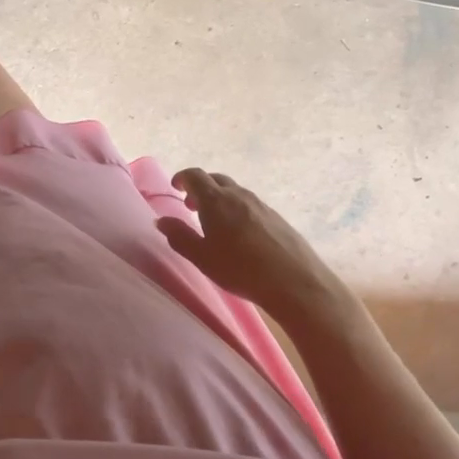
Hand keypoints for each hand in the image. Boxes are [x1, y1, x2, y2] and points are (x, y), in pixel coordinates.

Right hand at [157, 169, 355, 326]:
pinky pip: (251, 204)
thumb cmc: (241, 270)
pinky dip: (238, 209)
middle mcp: (238, 195)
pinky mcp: (278, 218)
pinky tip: (242, 234)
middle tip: (193, 207)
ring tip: (216, 222)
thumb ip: (179, 236)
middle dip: (201, 188)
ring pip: (235, 192)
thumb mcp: (202, 258)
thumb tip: (162, 220)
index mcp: (216, 200)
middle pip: (216, 179)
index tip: (176, 188)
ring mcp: (261, 205)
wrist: (296, 283)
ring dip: (221, 199)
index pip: (195, 176)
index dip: (183, 178)